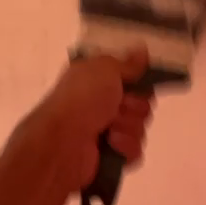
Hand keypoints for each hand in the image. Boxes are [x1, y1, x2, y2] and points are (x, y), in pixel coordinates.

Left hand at [25, 49, 153, 190]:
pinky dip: (126, 146)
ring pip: (140, 125)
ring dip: (128, 126)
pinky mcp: (111, 155)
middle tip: (120, 106)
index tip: (139, 81)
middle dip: (135, 105)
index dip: (139, 80)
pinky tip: (112, 144)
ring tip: (111, 129)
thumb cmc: (82, 99)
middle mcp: (101, 102)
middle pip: (141, 102)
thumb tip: (142, 49)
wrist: (63, 143)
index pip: (131, 76)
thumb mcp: (106, 68)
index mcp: (96, 78)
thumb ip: (128, 62)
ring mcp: (106, 130)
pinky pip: (135, 148)